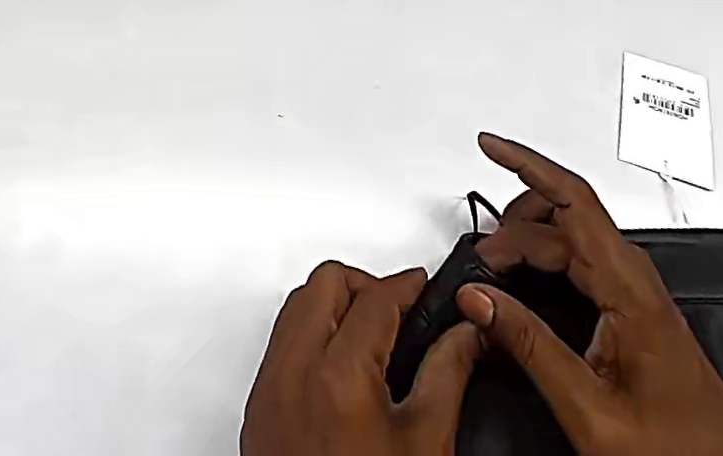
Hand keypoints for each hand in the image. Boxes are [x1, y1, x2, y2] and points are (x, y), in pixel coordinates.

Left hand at [242, 262, 483, 455]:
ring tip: (370, 332)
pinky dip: (310, 332)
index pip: (376, 296)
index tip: (422, 286)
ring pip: (297, 304)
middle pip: (326, 282)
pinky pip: (281, 340)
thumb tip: (465, 335)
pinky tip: (339, 361)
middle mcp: (294, 372)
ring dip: (334, 303)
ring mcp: (270, 388)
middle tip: (395, 308)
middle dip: (365, 284)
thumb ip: (447, 372)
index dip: (408, 284)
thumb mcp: (425, 443)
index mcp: (339, 375)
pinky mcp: (258, 407)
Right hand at [457, 134, 722, 455]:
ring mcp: (631, 283)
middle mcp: (632, 273)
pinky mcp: (627, 297)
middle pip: (560, 213)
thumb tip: (479, 298)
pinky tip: (521, 271)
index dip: (525, 163)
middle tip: (480, 261)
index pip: (570, 197)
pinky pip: (575, 253)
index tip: (491, 146)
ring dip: (523, 237)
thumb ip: (528, 345)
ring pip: (566, 231)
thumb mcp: (590, 409)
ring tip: (494, 268)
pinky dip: (539, 252)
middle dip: (511, 224)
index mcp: (629, 286)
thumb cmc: (677, 450)